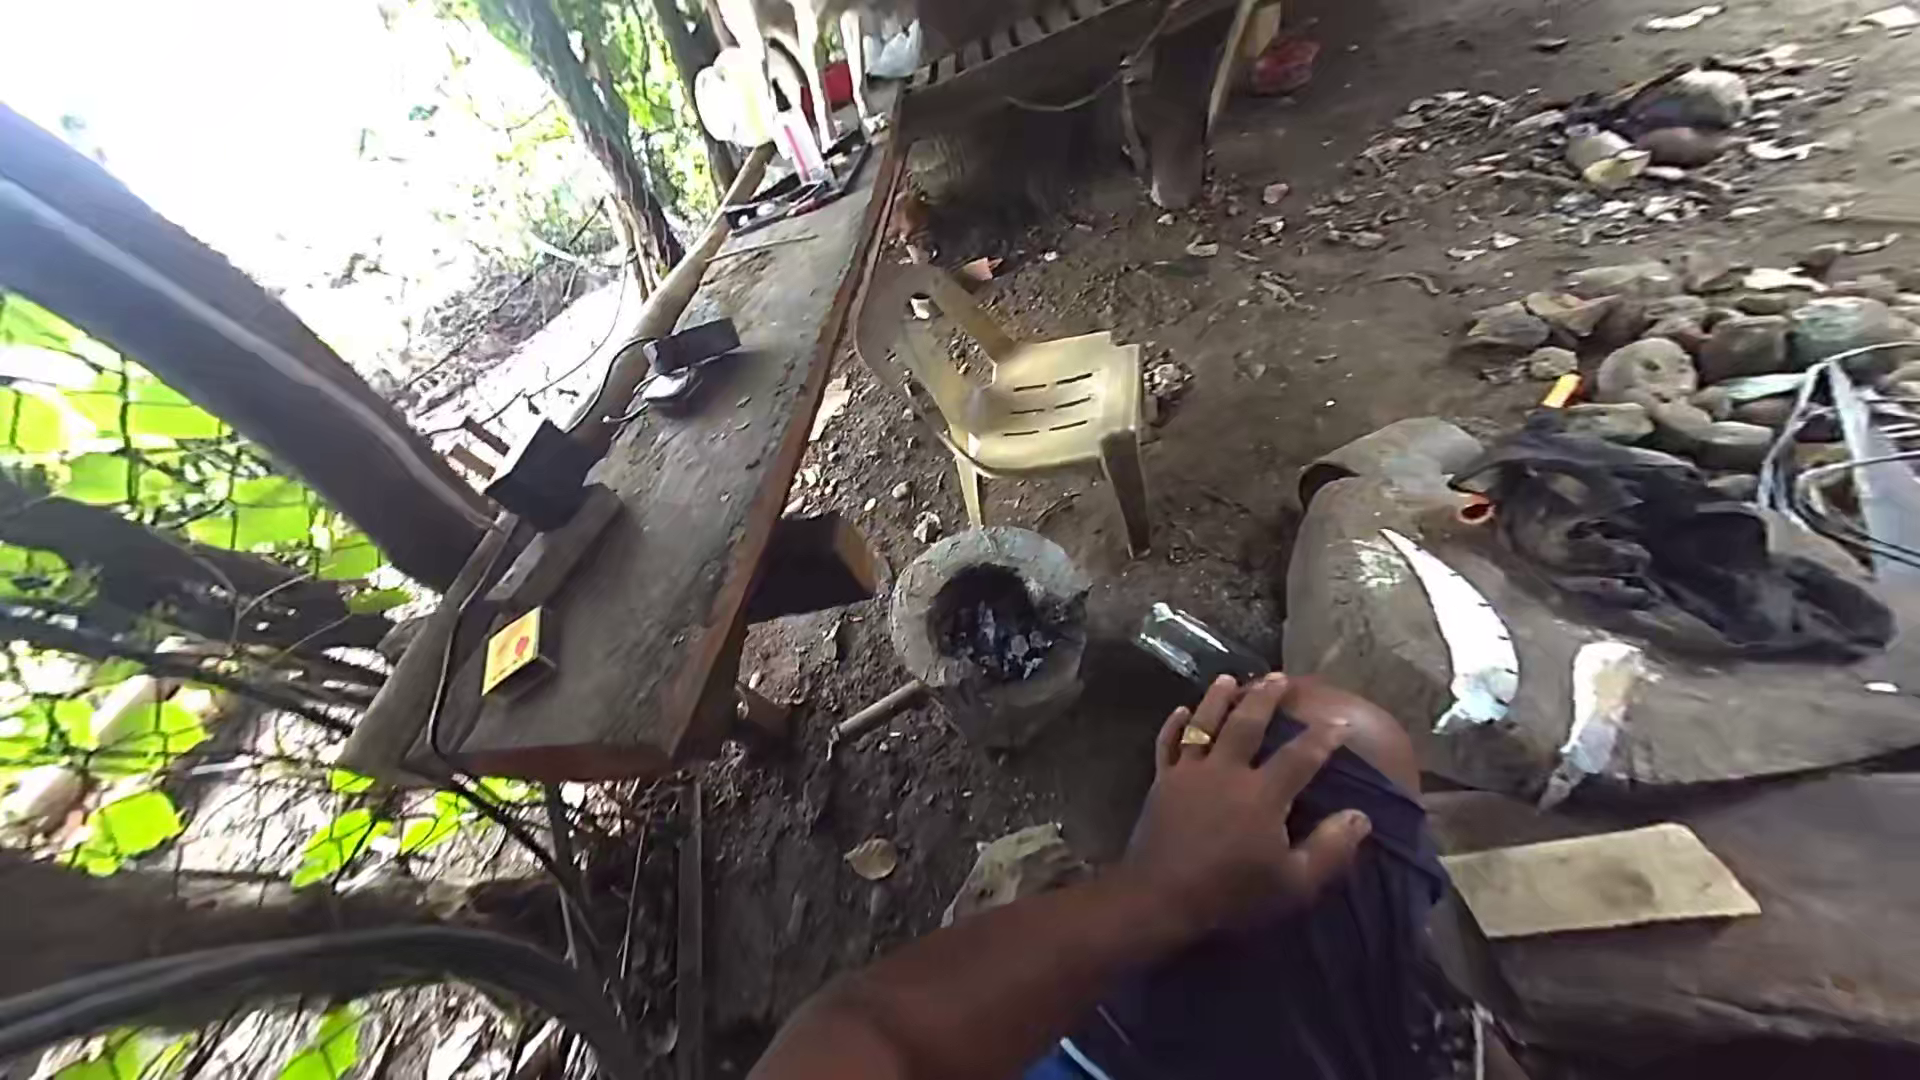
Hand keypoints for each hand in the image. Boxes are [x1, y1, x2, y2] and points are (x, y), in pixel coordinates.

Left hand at [1118, 673, 1371, 939]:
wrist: (1163, 895)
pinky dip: (1173, 724)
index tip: (1338, 721)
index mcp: (1261, 795)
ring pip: (1203, 724)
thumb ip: (1330, 848)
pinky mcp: (1163, 780)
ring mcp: (1189, 772)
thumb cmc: (1233, 894)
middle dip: (1265, 699)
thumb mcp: (1294, 884)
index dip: (1321, 739)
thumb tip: (1361, 816)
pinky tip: (1180, 710)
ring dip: (1216, 699)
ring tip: (1229, 678)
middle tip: (1277, 676)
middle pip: (1246, 725)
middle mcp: (1225, 771)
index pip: (1299, 758)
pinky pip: (1168, 743)